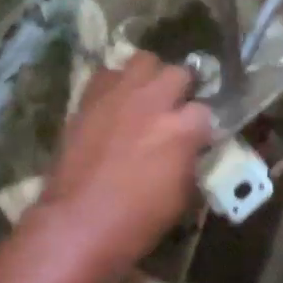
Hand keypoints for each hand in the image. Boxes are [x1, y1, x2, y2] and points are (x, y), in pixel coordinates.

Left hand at [37, 51, 215, 278]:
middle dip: (180, 89)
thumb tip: (190, 148)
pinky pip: (108, 73)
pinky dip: (114, 84)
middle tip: (173, 109)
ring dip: (149, 76)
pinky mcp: (90, 96)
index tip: (197, 138)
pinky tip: (114, 102)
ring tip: (144, 95)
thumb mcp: (180, 197)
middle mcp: (153, 101)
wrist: (77, 222)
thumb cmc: (135, 222)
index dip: (202, 126)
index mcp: (181, 129)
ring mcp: (120, 94)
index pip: (205, 111)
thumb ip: (189, 161)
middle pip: (178, 73)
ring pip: (144, 60)